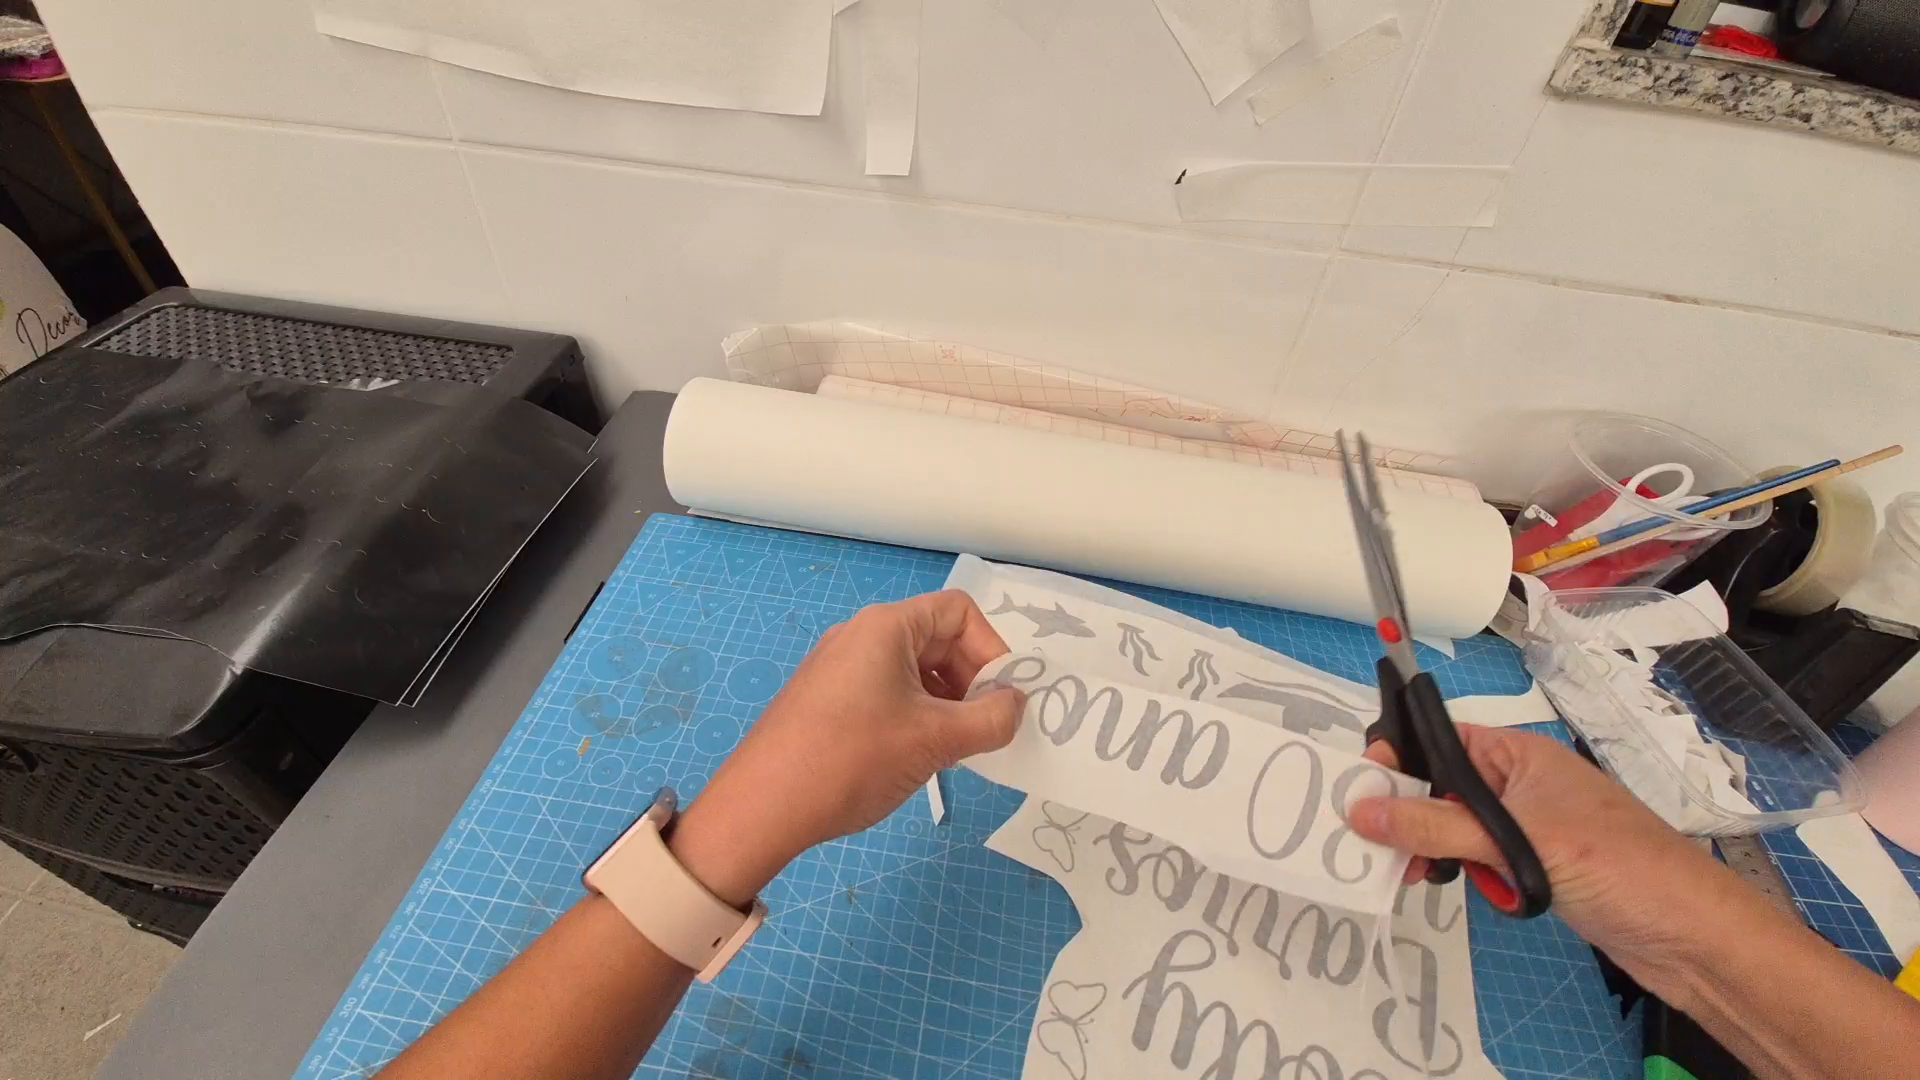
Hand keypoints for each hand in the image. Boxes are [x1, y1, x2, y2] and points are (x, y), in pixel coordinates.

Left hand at [667, 591, 1024, 905]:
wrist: (761, 807)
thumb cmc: (853, 758)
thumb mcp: (934, 739)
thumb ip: (990, 719)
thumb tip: (1017, 704)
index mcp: (887, 627)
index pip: (959, 612)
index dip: (991, 649)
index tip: (1001, 698)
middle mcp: (862, 635)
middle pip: (937, 639)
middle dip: (971, 680)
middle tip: (983, 729)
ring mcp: (840, 667)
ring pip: (913, 669)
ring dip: (945, 702)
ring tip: (954, 747)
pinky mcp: (827, 698)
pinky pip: (887, 691)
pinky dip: (915, 713)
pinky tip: (916, 754)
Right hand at [1350, 724, 1747, 984]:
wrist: (1704, 946)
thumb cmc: (1618, 868)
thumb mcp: (1515, 840)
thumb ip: (1432, 824)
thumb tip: (1357, 810)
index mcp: (1516, 754)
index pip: (1436, 740)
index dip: (1395, 758)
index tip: (1361, 790)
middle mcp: (1515, 782)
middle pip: (1437, 784)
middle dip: (1404, 810)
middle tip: (1372, 838)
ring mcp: (1523, 824)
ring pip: (1449, 822)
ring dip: (1427, 844)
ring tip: (1408, 871)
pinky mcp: (1531, 863)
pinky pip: (1471, 853)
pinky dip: (1453, 867)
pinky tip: (1440, 881)